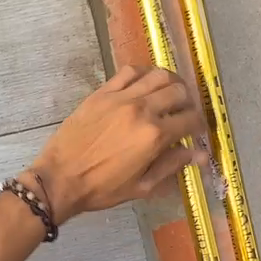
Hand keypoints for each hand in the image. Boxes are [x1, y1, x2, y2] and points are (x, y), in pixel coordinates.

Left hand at [28, 66, 209, 220]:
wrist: (60, 179)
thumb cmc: (101, 188)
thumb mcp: (142, 186)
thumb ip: (172, 165)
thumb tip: (200, 154)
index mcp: (154, 136)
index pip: (190, 119)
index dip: (199, 125)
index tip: (196, 130)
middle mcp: (141, 110)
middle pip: (179, 91)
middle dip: (187, 102)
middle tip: (182, 113)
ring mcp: (120, 98)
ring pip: (157, 75)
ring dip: (169, 83)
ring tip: (167, 94)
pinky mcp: (101, 93)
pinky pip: (128, 72)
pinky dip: (142, 74)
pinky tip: (142, 85)